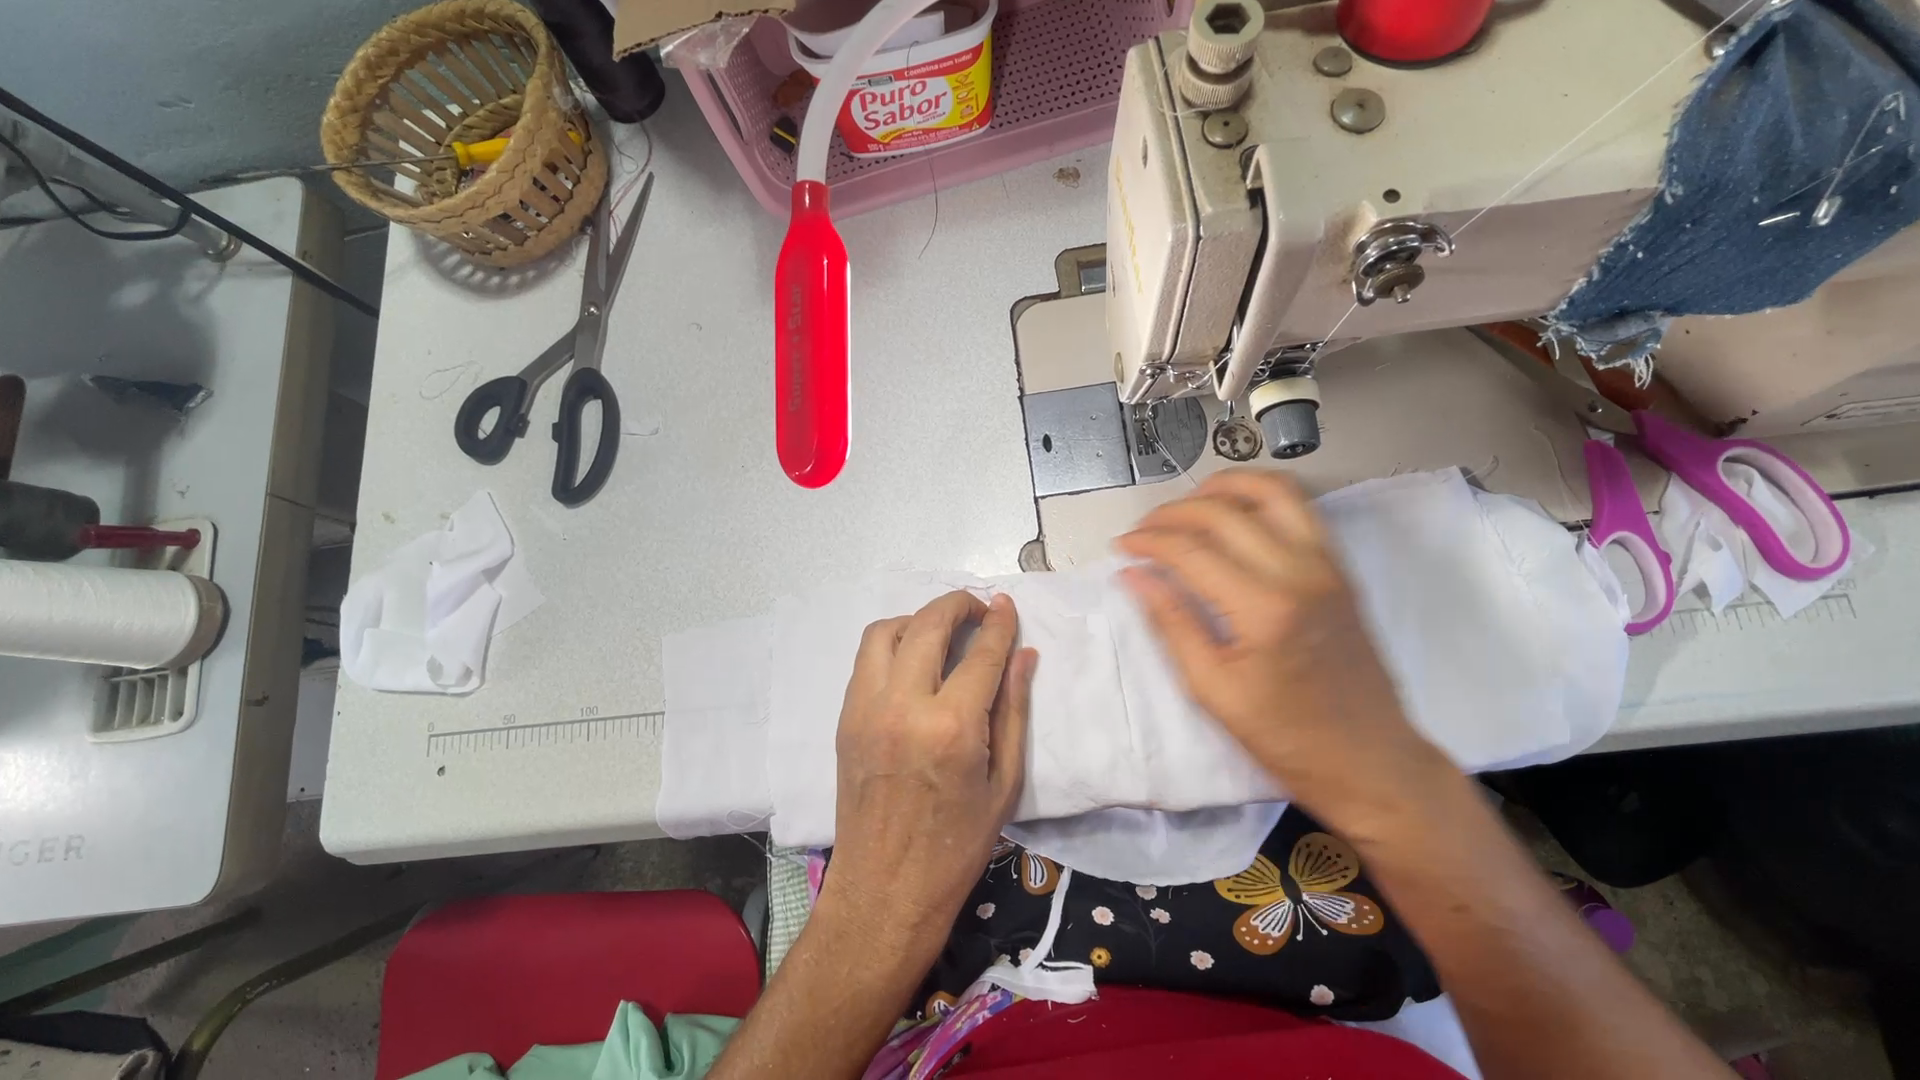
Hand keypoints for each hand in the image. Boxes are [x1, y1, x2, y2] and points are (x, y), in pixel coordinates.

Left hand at [825, 591, 1036, 950]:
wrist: (886, 889)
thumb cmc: (957, 846)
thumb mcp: (1004, 783)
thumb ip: (1012, 711)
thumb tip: (1023, 655)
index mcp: (951, 727)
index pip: (980, 653)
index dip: (998, 623)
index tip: (1007, 605)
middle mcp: (903, 706)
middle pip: (928, 625)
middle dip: (957, 605)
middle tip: (979, 609)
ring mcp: (865, 709)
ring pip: (885, 632)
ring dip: (917, 619)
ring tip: (943, 632)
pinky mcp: (845, 719)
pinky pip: (865, 661)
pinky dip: (891, 645)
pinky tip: (914, 661)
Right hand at [1116, 469, 1448, 837]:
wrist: (1370, 761)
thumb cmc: (1287, 739)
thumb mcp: (1213, 691)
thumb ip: (1172, 624)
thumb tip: (1134, 577)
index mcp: (1265, 609)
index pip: (1192, 550)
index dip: (1148, 542)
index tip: (1122, 548)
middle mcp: (1301, 573)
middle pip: (1225, 512)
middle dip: (1173, 513)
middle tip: (1144, 530)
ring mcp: (1328, 566)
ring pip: (1273, 491)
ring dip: (1224, 487)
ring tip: (1188, 505)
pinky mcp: (1342, 570)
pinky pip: (1302, 510)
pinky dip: (1262, 498)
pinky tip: (1235, 516)